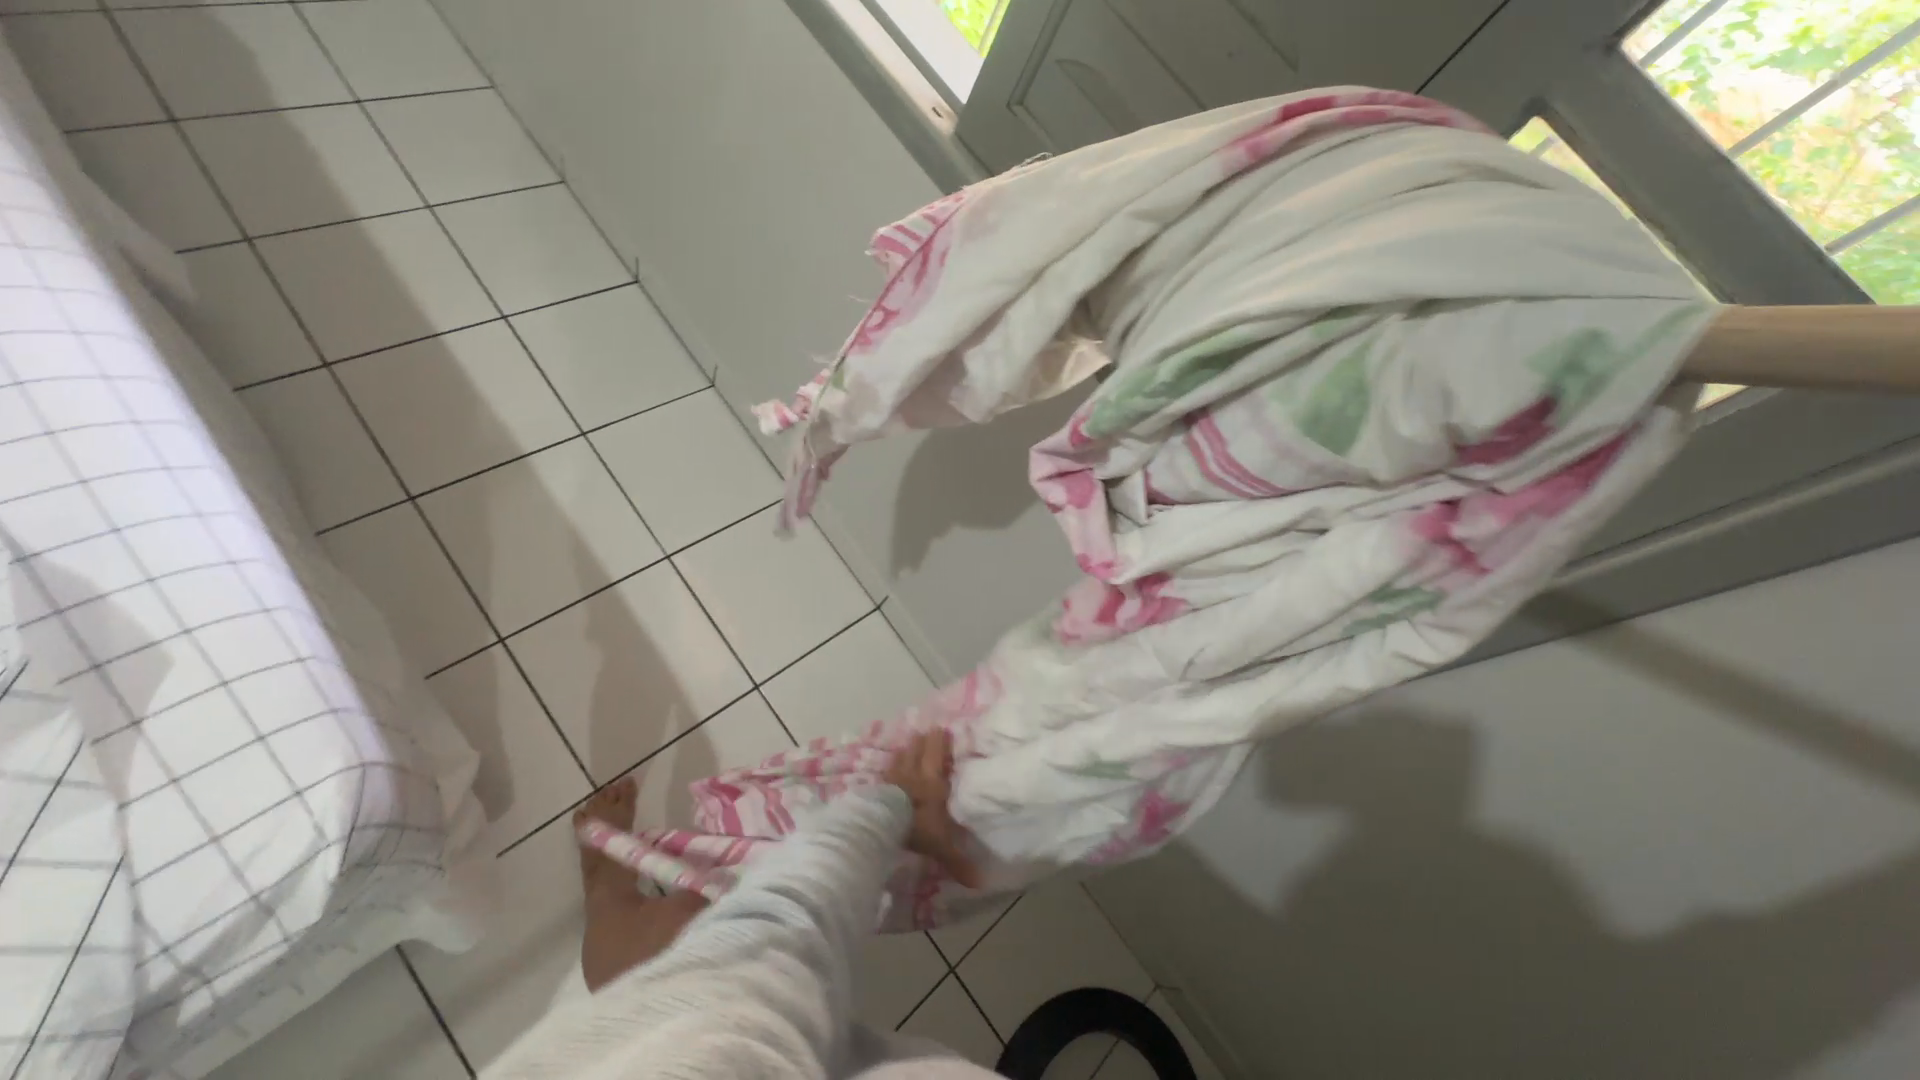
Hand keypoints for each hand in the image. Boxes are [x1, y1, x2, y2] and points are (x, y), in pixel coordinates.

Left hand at [885, 731, 982, 888]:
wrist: (881, 823)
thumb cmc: (916, 828)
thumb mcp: (940, 844)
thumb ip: (958, 861)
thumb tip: (980, 882)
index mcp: (932, 783)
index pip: (936, 757)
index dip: (940, 743)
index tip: (942, 729)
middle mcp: (912, 776)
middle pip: (917, 753)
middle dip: (923, 742)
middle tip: (925, 730)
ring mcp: (892, 780)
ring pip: (900, 759)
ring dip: (905, 750)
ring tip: (908, 741)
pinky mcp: (876, 787)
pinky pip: (885, 772)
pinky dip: (889, 767)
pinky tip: (887, 766)